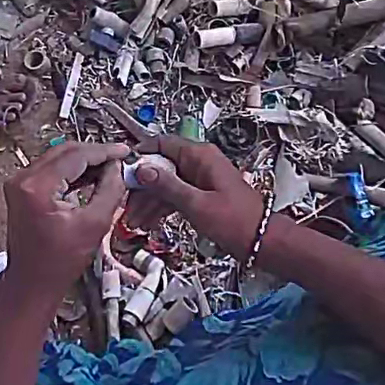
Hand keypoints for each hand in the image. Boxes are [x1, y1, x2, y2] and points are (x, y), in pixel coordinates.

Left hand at [1, 141, 130, 304]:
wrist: (32, 284)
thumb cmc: (59, 262)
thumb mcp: (95, 224)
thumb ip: (110, 189)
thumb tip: (116, 167)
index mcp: (37, 186)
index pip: (76, 155)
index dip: (104, 151)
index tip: (123, 151)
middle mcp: (23, 179)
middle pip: (66, 151)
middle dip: (95, 153)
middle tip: (119, 158)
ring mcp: (19, 183)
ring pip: (59, 158)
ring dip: (85, 161)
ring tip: (110, 167)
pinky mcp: (22, 189)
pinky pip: (51, 169)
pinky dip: (72, 171)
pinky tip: (92, 176)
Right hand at [128, 136, 265, 259]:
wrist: (261, 240)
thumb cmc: (235, 221)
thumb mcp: (196, 204)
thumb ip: (167, 186)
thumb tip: (143, 169)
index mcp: (200, 156)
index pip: (162, 143)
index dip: (140, 156)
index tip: (123, 171)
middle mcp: (199, 163)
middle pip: (161, 166)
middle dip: (142, 187)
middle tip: (126, 206)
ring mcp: (200, 178)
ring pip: (166, 183)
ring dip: (149, 201)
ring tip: (134, 221)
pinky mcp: (202, 194)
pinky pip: (176, 195)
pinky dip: (163, 207)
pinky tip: (148, 222)